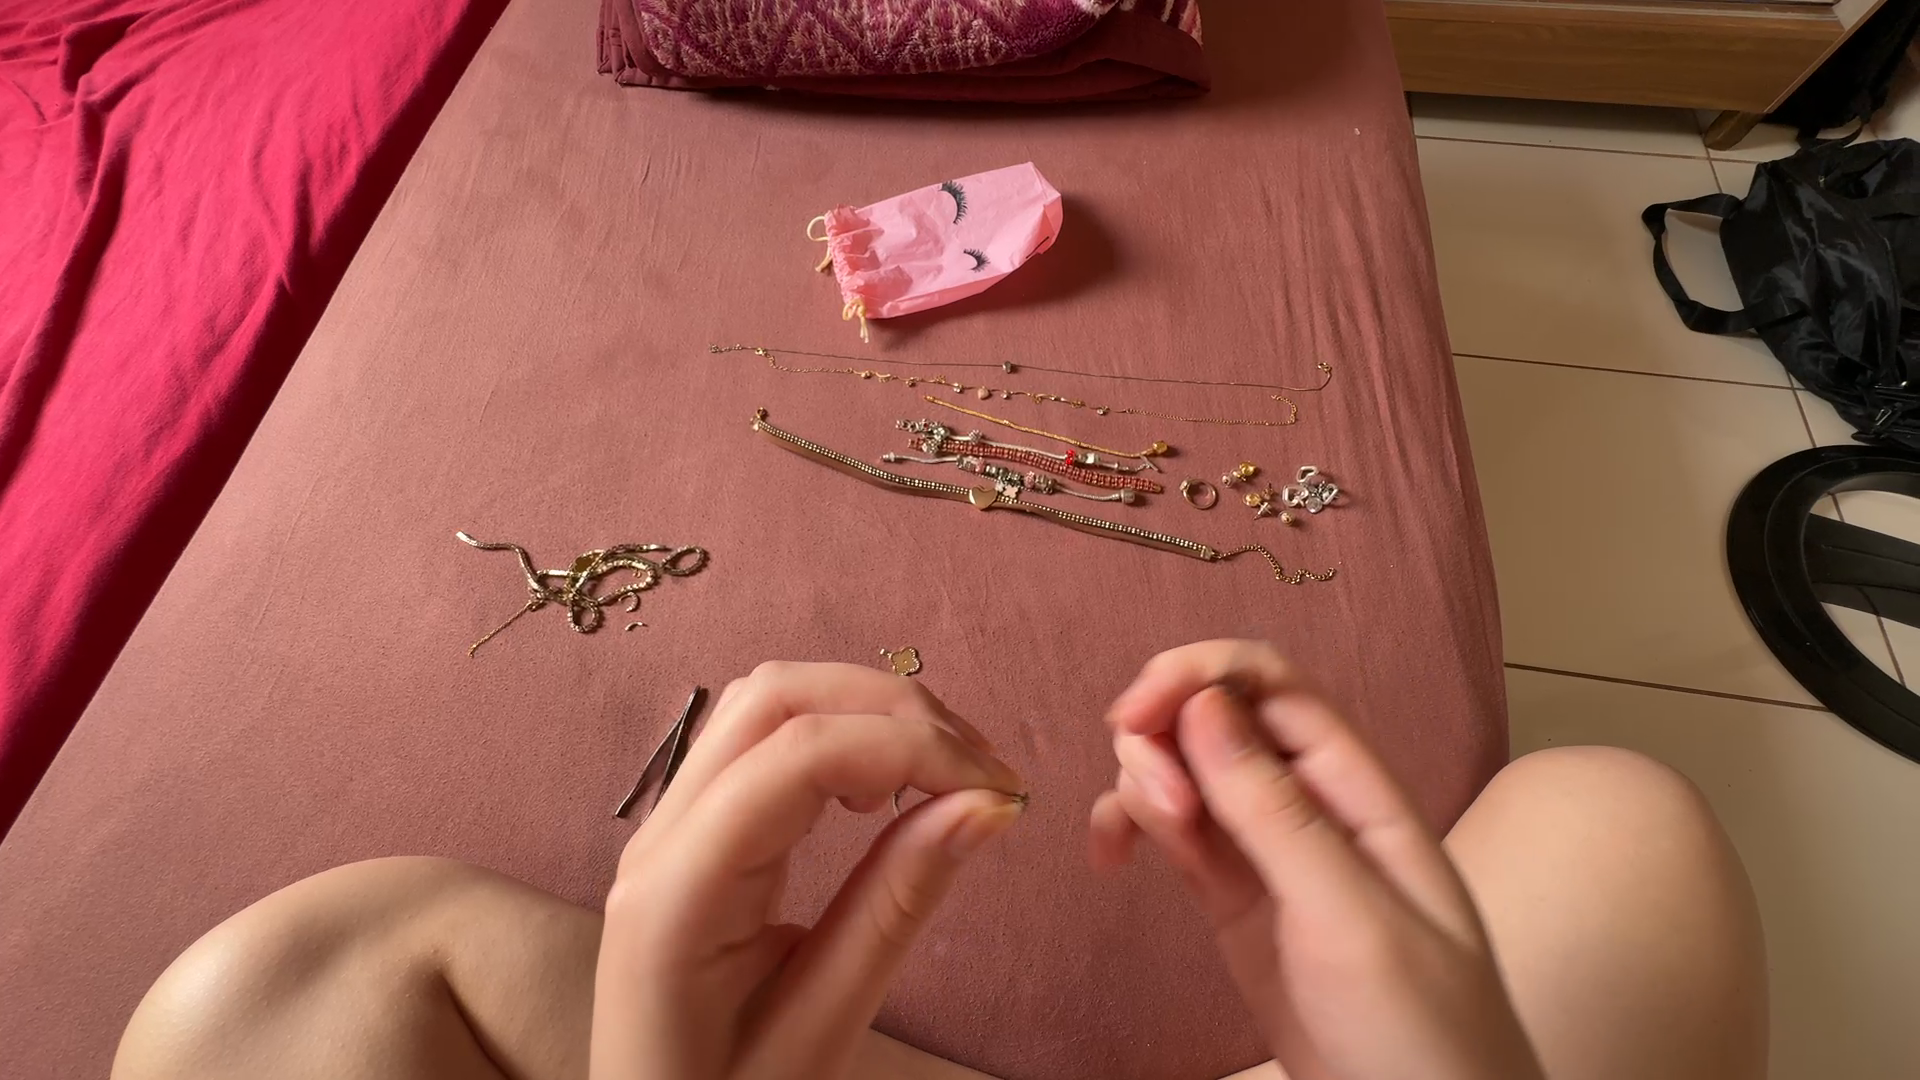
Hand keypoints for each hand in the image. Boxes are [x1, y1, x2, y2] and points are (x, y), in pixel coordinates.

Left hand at [591, 662, 1025, 1079]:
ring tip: (941, 767)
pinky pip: (766, 736)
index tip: (996, 784)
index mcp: (678, 891)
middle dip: (892, 708)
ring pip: (771, 700)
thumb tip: (986, 804)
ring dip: (867, 709)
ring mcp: (670, 817)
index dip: (910, 747)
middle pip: (778, 697)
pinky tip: (880, 782)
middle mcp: (661, 830)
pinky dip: (841, 731)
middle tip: (977, 763)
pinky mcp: (694, 820)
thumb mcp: (820, 1031)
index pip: (800, 755)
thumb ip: (897, 905)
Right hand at [1088, 641, 1544, 1079]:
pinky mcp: (1221, 881)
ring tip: (1132, 847)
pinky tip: (1110, 857)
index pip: (1267, 683)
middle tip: (1156, 808)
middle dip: (1161, 739)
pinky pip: (1163, 823)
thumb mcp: (1349, 918)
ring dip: (1141, 785)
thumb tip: (1201, 703)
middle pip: (1208, 715)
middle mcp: (1298, 794)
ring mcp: (1256, 838)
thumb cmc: (1415, 1030)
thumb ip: (1275, 809)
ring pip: (1177, 764)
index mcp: (1350, 783)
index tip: (1134, 713)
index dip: (1195, 675)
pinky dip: (1127, 824)